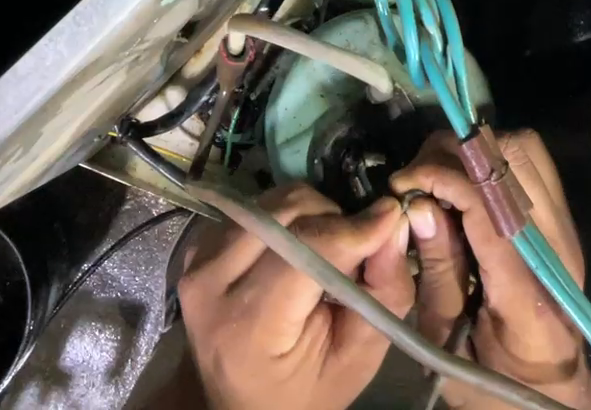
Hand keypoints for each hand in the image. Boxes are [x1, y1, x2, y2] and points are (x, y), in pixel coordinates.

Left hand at [177, 185, 412, 409]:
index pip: (304, 251)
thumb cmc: (305, 388)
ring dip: (311, 213)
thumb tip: (393, 219)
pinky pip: (255, 205)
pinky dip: (286, 216)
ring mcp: (197, 259)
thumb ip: (383, 291)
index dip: (353, 229)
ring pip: (272, 201)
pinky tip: (296, 246)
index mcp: (247, 328)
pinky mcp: (197, 243)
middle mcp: (210, 284)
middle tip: (354, 249)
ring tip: (325, 250)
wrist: (242, 402)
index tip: (390, 216)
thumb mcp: (358, 357)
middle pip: (287, 213)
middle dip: (334, 219)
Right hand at [390, 129, 590, 409]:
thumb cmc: (491, 380)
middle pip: (511, 162)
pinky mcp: (562, 222)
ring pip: (523, 150)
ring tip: (436, 175)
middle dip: (452, 156)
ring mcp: (565, 232)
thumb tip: (417, 204)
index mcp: (527, 294)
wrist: (549, 394)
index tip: (403, 182)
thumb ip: (437, 272)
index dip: (442, 179)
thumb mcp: (447, 340)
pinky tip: (463, 181)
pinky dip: (490, 157)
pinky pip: (530, 161)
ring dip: (472, 151)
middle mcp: (556, 251)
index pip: (490, 208)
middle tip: (415, 177)